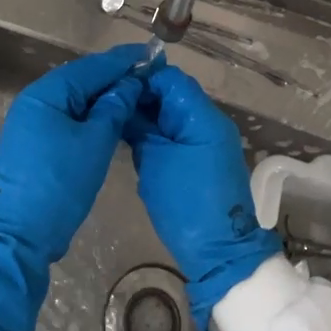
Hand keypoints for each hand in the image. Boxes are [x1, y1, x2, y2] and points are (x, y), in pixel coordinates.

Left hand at [0, 44, 145, 330]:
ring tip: (139, 91)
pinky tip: (114, 117)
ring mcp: (34, 121)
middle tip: (151, 72)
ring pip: (77, 99)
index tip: (154, 53)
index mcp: (47, 92)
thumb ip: (114, 108)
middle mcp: (37, 99)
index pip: (93, 66)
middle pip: (83, 79)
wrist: (15, 237)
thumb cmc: (58, 184)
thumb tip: (131, 82)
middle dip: (116, 76)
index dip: (124, 60)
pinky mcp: (37, 142)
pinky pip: (70, 116)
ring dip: (106, 96)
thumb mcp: (94, 144)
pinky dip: (93, 114)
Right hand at [126, 66, 282, 330]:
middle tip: (109, 104)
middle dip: (142, 97)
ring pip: (173, 114)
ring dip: (148, 116)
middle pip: (172, 93)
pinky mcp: (205, 157)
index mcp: (202, 116)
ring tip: (116, 120)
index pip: (169, 78)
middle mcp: (210, 121)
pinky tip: (133, 139)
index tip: (113, 87)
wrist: (220, 252)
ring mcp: (209, 140)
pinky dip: (158, 133)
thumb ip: (138, 126)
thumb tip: (122, 99)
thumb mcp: (154, 160)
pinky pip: (178, 132)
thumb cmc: (186, 202)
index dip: (141, 79)